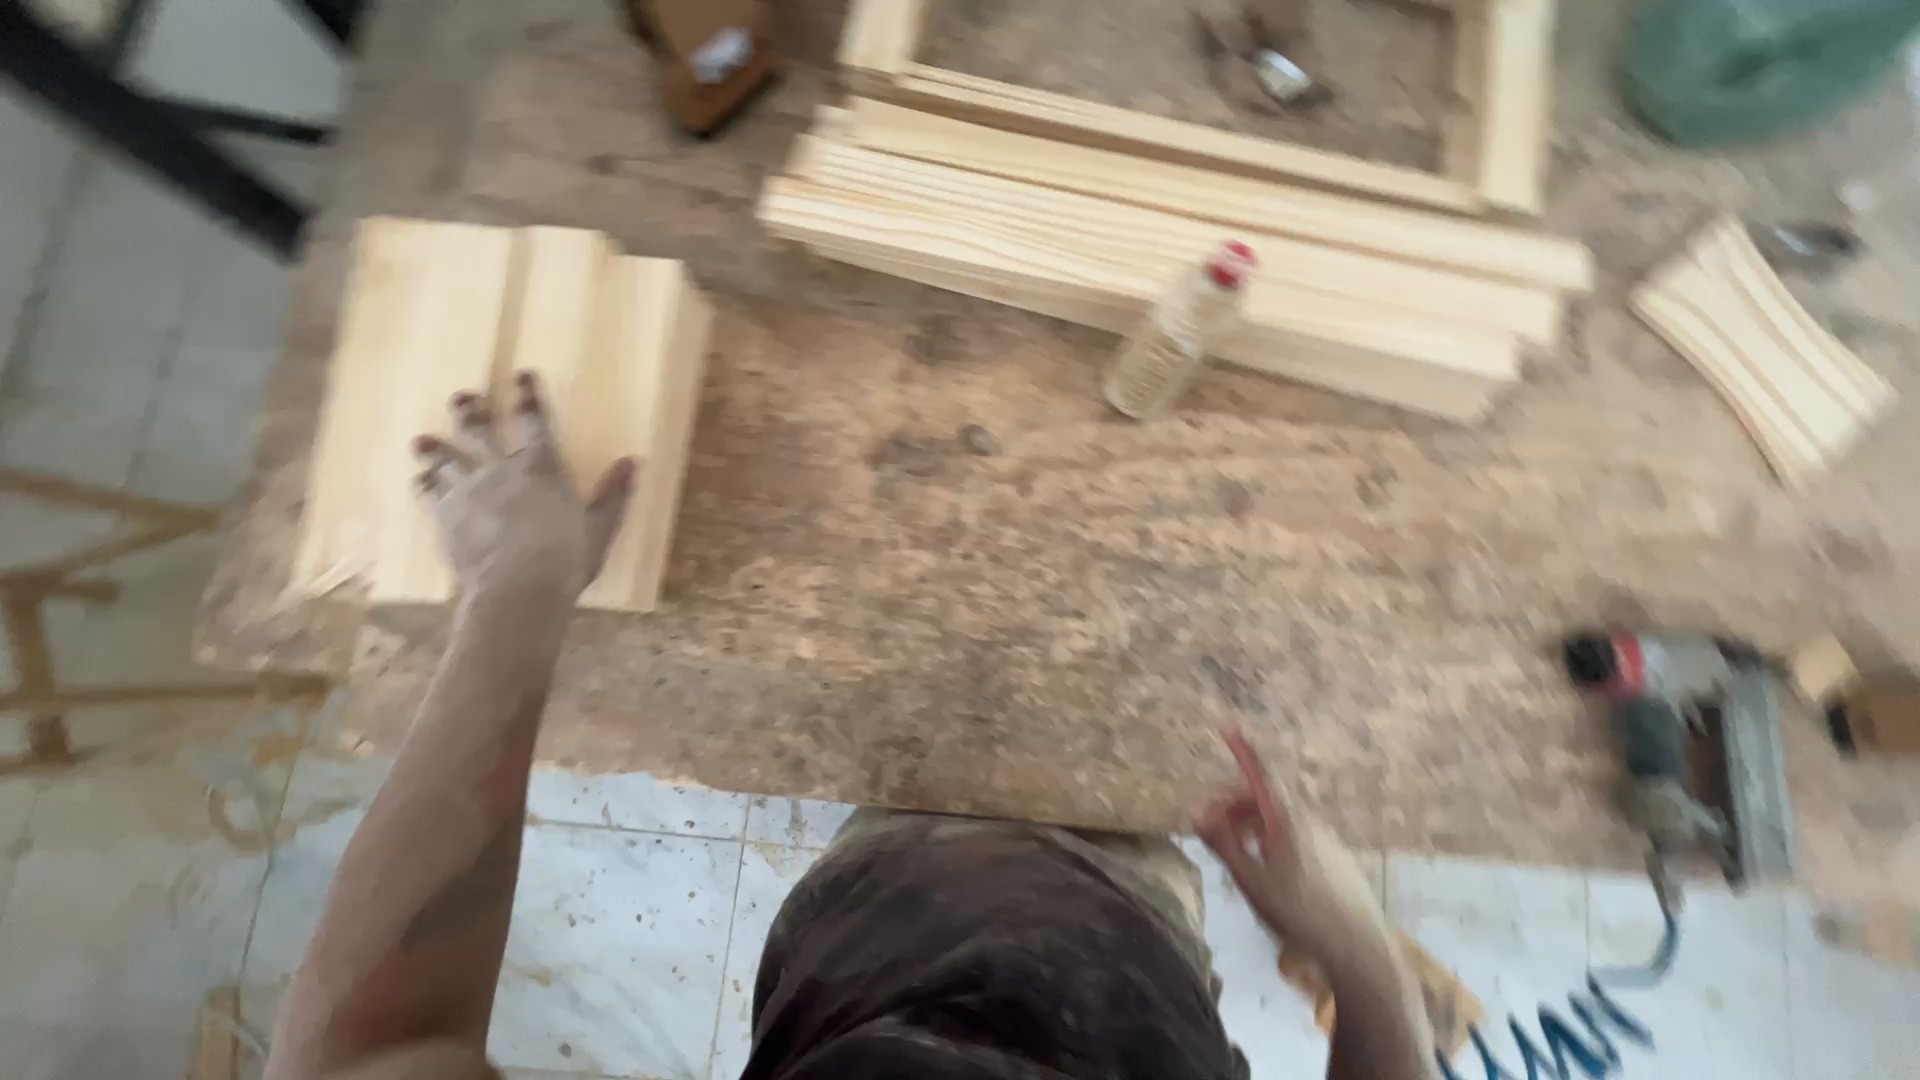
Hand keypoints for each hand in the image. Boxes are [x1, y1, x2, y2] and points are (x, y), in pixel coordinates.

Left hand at [411, 371, 635, 600]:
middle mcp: (499, 469)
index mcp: (541, 465)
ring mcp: (467, 491)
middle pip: (478, 428)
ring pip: (444, 458)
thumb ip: (614, 493)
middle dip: (470, 409)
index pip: (534, 419)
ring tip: (421, 440)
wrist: (519, 589)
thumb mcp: (601, 525)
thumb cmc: (568, 556)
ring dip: (434, 447)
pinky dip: (423, 485)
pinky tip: (419, 482)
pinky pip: (427, 493)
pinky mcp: (444, 516)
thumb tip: (632, 462)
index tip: (521, 374)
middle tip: (462, 397)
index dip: (528, 395)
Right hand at [1194, 729, 1389, 958]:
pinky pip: (1294, 829)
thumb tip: (1197, 811)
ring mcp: (1324, 837)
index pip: (1262, 773)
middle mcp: (1308, 820)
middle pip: (1267, 793)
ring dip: (1252, 819)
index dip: (1245, 748)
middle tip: (1213, 823)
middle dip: (1236, 800)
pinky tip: (1266, 865)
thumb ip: (1224, 844)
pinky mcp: (1333, 854)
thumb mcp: (1252, 880)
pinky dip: (1271, 832)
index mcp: (1287, 820)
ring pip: (1280, 814)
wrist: (1360, 949)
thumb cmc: (1300, 912)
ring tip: (1237, 850)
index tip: (1229, 724)